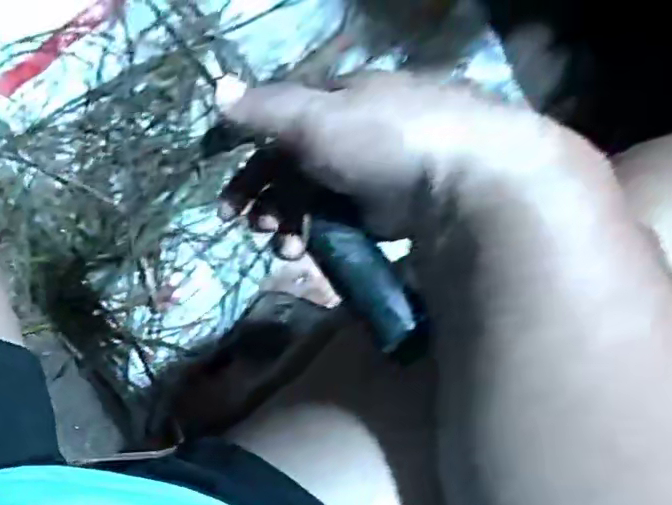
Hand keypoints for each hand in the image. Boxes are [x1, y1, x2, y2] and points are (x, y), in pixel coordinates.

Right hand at [217, 72, 595, 242]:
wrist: (455, 180)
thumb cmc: (382, 138)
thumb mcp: (314, 118)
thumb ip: (264, 109)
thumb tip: (217, 87)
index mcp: (340, 99)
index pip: (279, 127)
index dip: (248, 163)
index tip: (227, 200)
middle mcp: (349, 130)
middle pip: (284, 170)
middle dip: (260, 201)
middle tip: (245, 225)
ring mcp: (360, 170)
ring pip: (299, 200)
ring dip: (280, 225)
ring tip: (284, 245)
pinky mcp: (371, 206)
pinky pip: (322, 219)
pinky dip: (305, 235)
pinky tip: (302, 249)